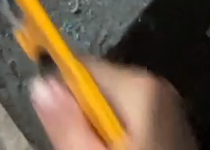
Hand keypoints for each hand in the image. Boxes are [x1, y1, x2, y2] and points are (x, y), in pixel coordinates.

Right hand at [32, 59, 195, 149]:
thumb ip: (67, 123)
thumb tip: (39, 85)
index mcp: (141, 85)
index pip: (82, 68)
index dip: (62, 93)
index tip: (54, 123)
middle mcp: (157, 87)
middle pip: (98, 90)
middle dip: (83, 118)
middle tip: (79, 147)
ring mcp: (168, 108)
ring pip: (113, 109)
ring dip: (99, 132)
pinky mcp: (170, 128)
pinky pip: (132, 122)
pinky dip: (119, 139)